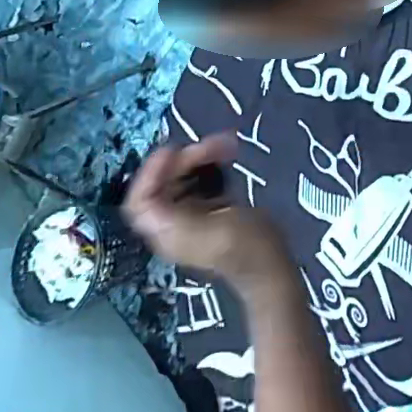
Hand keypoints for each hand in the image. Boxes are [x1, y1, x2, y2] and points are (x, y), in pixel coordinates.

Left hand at [123, 135, 292, 294]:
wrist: (271, 267)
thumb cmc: (248, 247)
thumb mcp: (216, 230)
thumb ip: (180, 217)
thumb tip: (149, 200)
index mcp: (167, 232)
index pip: (140, 201)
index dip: (150, 173)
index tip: (175, 150)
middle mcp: (172, 223)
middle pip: (163, 183)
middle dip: (185, 159)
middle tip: (214, 144)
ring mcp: (189, 216)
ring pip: (181, 178)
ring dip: (199, 158)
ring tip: (226, 145)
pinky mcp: (207, 210)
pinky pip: (198, 180)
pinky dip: (209, 164)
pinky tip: (228, 155)